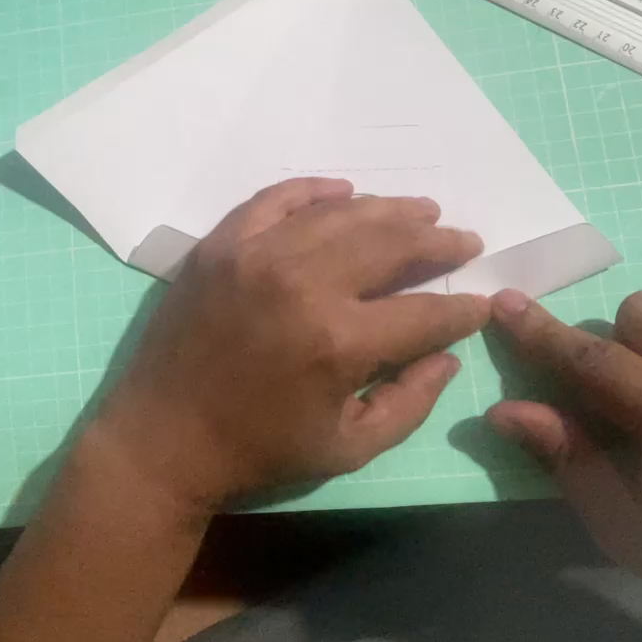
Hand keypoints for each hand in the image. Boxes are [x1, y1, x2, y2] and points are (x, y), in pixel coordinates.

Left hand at [86, 178, 490, 517]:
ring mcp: (255, 255)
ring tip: (420, 211)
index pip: (425, 312)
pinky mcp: (220, 244)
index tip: (480, 302)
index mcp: (338, 341)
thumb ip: (409, 402)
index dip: (462, 309)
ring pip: (340, 214)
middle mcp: (302, 282)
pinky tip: (344, 190)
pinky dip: (313, 189)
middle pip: (390, 244)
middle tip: (462, 240)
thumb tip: (448, 355)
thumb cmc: (256, 452)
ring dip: (388, 210)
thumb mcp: (346, 449)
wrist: (161, 439)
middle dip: (437, 242)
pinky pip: (275, 199)